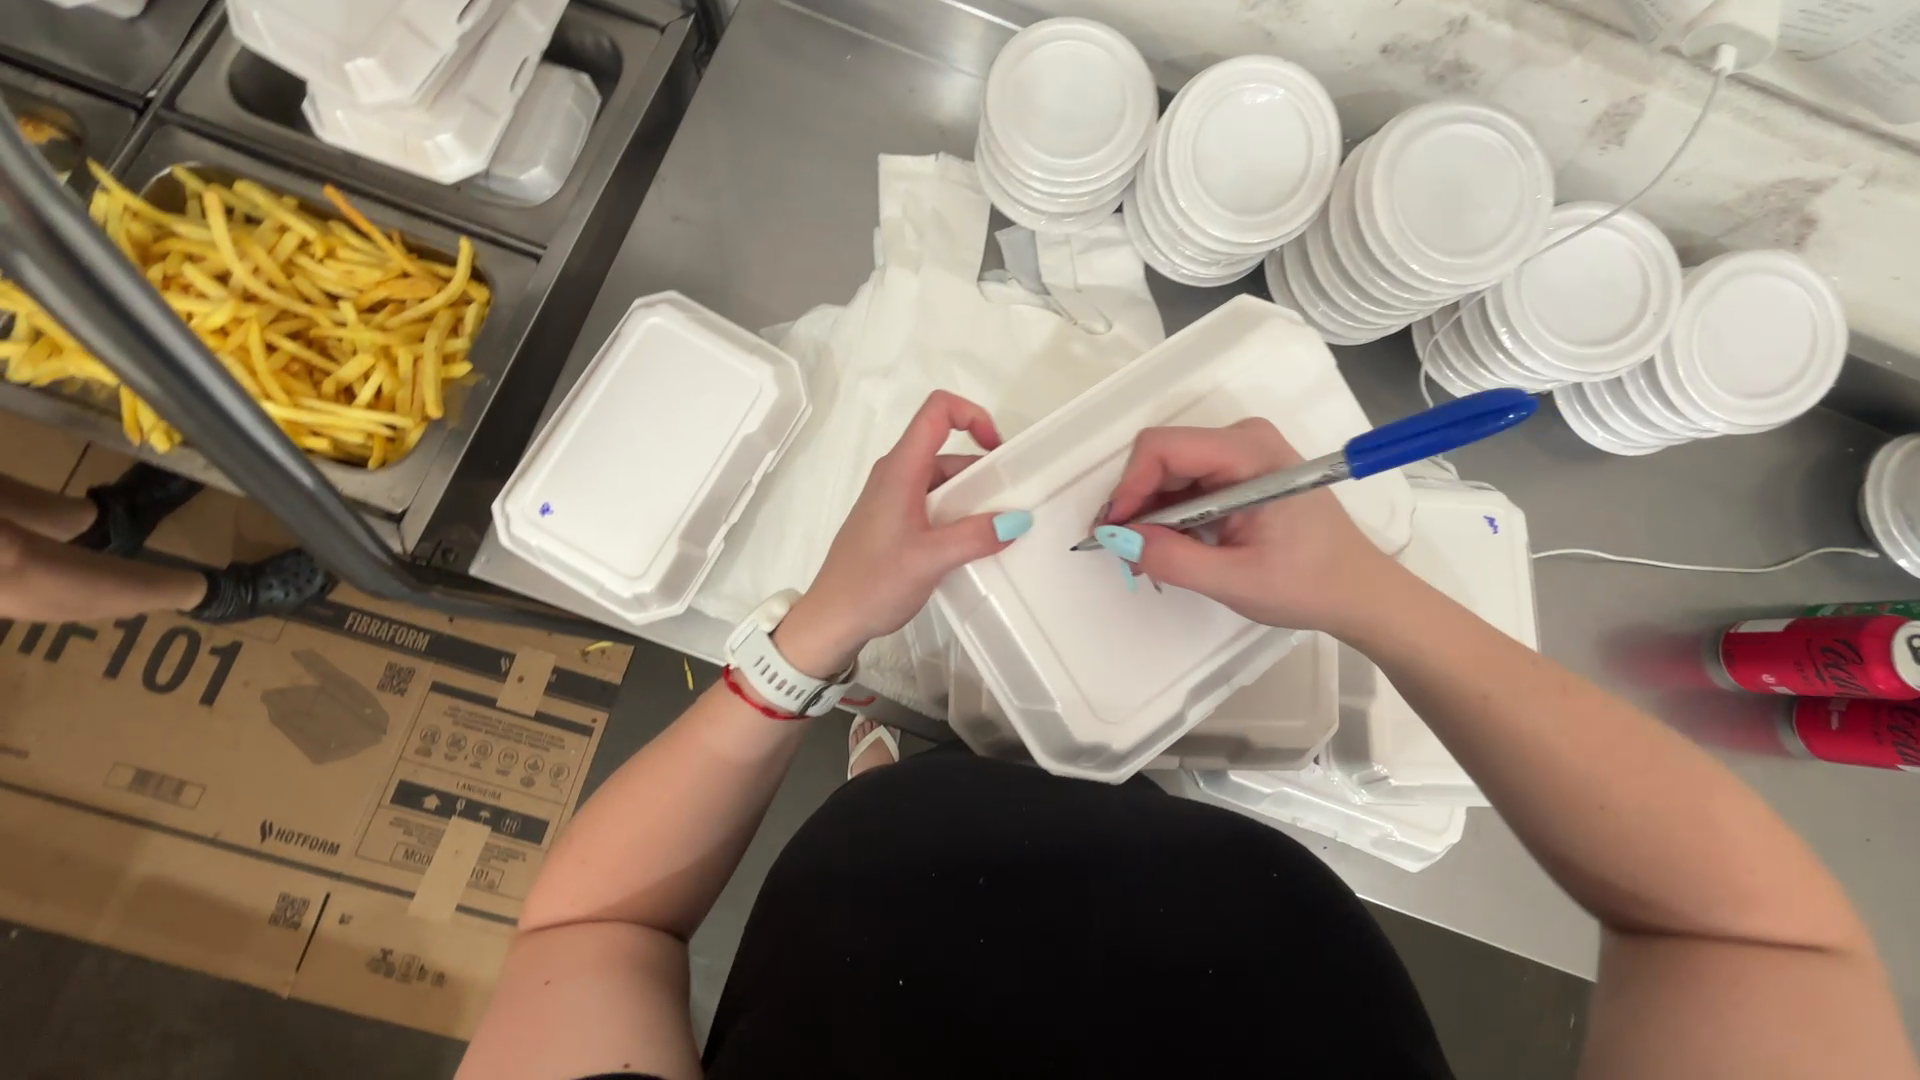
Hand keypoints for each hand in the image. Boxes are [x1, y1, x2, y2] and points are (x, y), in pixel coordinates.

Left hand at [776, 392, 1029, 677]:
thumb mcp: (930, 560)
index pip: (937, 411)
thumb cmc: (873, 583)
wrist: (832, 618)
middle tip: (1012, 505)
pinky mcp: (894, 521)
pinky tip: (971, 545)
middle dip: (983, 472)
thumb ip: (975, 537)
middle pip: (947, 450)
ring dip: (973, 499)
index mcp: (900, 469)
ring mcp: (893, 498)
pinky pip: (934, 504)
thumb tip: (1018, 520)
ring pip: (943, 481)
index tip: (998, 450)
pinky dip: (957, 516)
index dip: (973, 415)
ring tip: (997, 531)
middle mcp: (896, 475)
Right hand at [1103, 419, 1402, 634]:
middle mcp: (1243, 440)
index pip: (1163, 448)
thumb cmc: (1308, 585)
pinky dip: (1167, 515)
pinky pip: (1186, 483)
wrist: (1359, 592)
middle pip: (1162, 457)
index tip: (1113, 532)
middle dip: (1135, 504)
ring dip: (1148, 513)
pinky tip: (1164, 546)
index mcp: (1250, 453)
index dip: (1129, 487)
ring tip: (1142, 556)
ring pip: (1169, 471)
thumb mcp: (1234, 580)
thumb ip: (1172, 558)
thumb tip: (1116, 540)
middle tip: (1123, 552)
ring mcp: (1242, 454)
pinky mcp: (1239, 472)